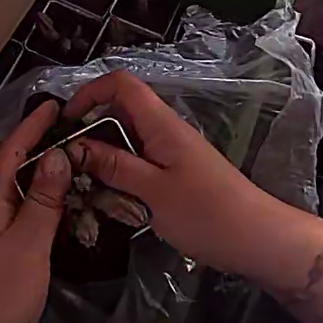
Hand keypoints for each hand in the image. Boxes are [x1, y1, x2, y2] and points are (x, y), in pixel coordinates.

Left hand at [0, 100, 69, 322]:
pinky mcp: (14, 265)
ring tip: (87, 166)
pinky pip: (38, 226)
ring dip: (54, 180)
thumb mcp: (26, 243)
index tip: (55, 106)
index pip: (12, 153)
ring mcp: (3, 242)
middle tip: (82, 134)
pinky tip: (77, 214)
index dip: (32, 127)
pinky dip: (57, 212)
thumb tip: (57, 154)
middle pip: (21, 172)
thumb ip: (44, 200)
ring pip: (31, 199)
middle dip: (46, 148)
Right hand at [63, 70, 285, 271]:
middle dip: (89, 132)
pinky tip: (107, 200)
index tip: (66, 123)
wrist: (257, 238)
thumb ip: (114, 167)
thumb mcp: (153, 191)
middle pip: (119, 112)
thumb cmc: (207, 213)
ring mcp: (171, 152)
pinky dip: (119, 175)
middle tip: (65, 164)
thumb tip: (73, 146)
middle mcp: (165, 130)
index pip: (121, 84)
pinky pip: (138, 163)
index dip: (90, 93)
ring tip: (80, 187)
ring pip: (126, 141)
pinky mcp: (175, 173)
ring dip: (102, 159)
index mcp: (161, 124)